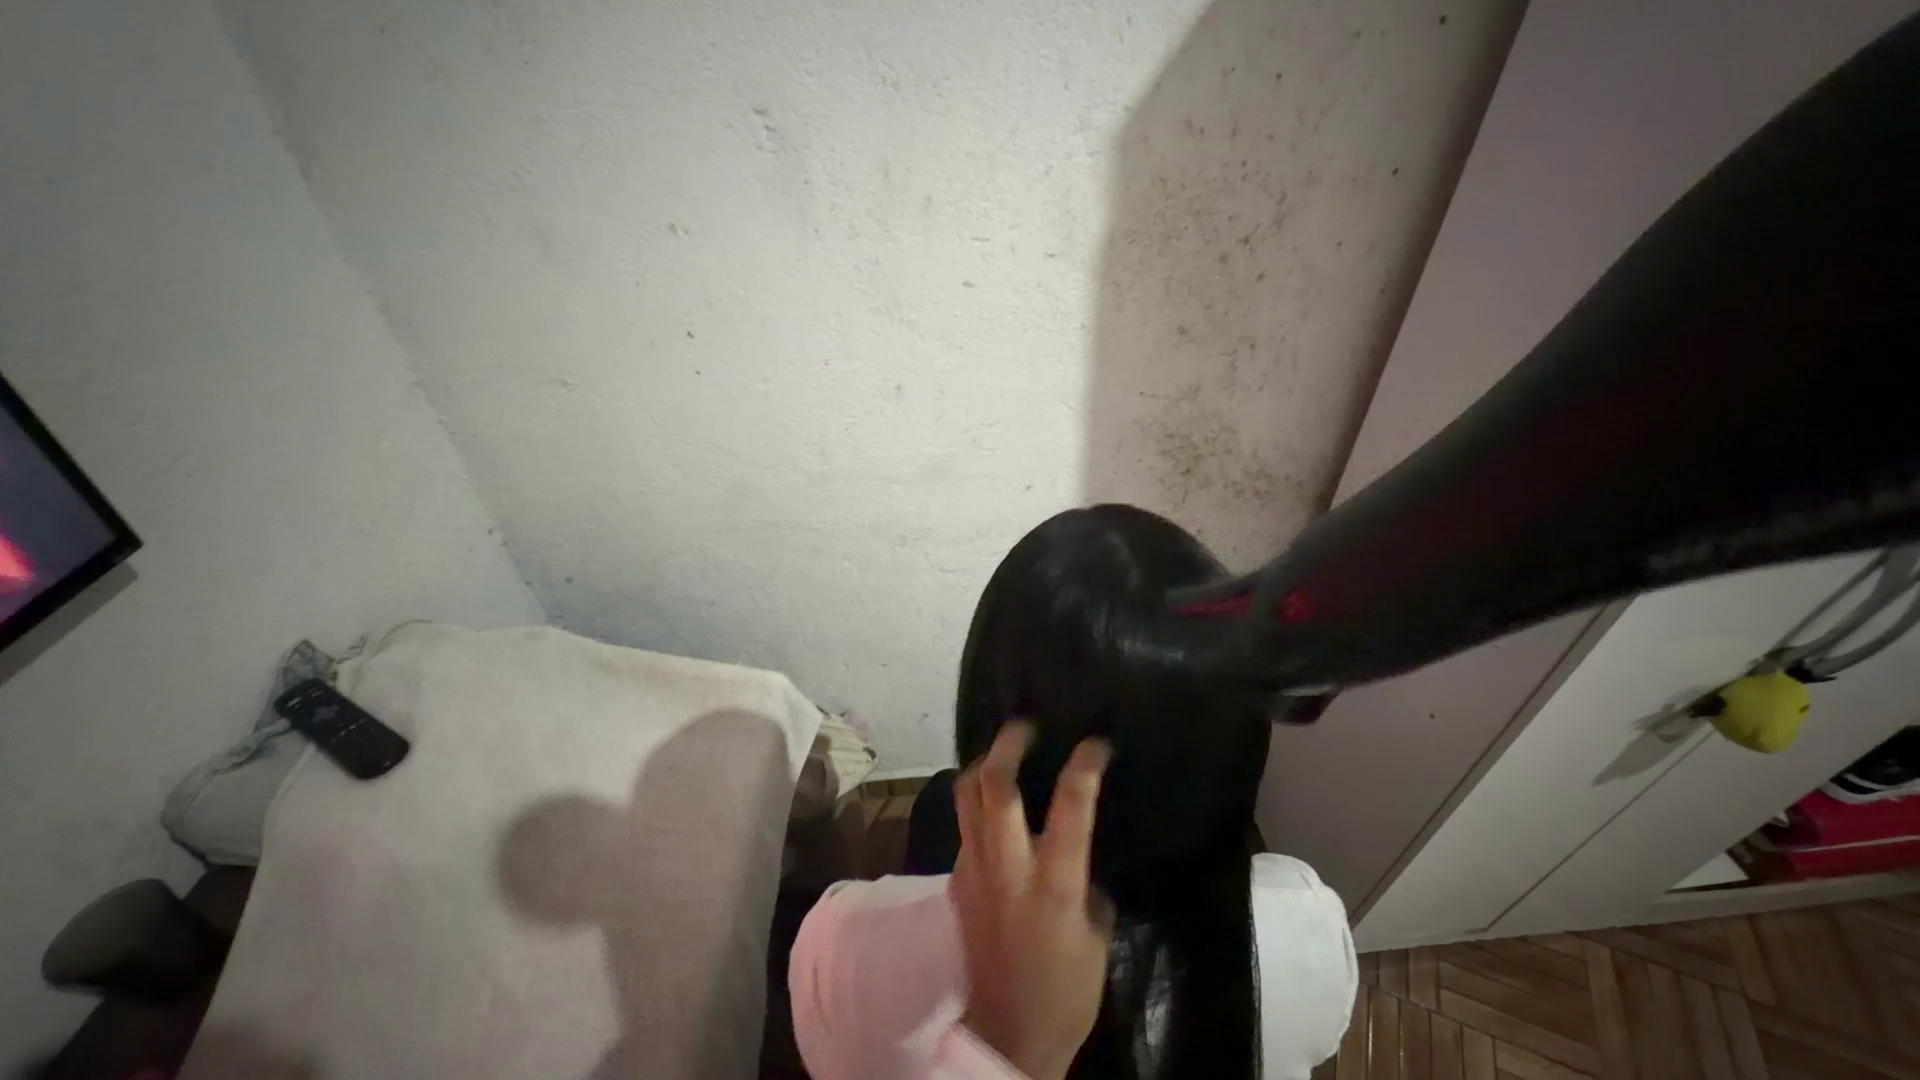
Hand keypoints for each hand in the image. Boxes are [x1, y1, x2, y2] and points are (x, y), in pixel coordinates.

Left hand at [949, 723, 1114, 1079]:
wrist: (1008, 1033)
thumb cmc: (1067, 992)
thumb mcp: (1096, 936)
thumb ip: (1085, 886)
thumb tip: (1077, 860)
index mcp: (1055, 880)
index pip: (1071, 803)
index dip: (1085, 764)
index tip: (1096, 743)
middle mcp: (1008, 865)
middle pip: (994, 784)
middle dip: (1007, 745)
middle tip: (1023, 727)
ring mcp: (975, 870)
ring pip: (965, 797)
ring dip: (981, 767)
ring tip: (1000, 754)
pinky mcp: (957, 883)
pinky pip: (963, 828)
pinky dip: (975, 806)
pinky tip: (992, 810)